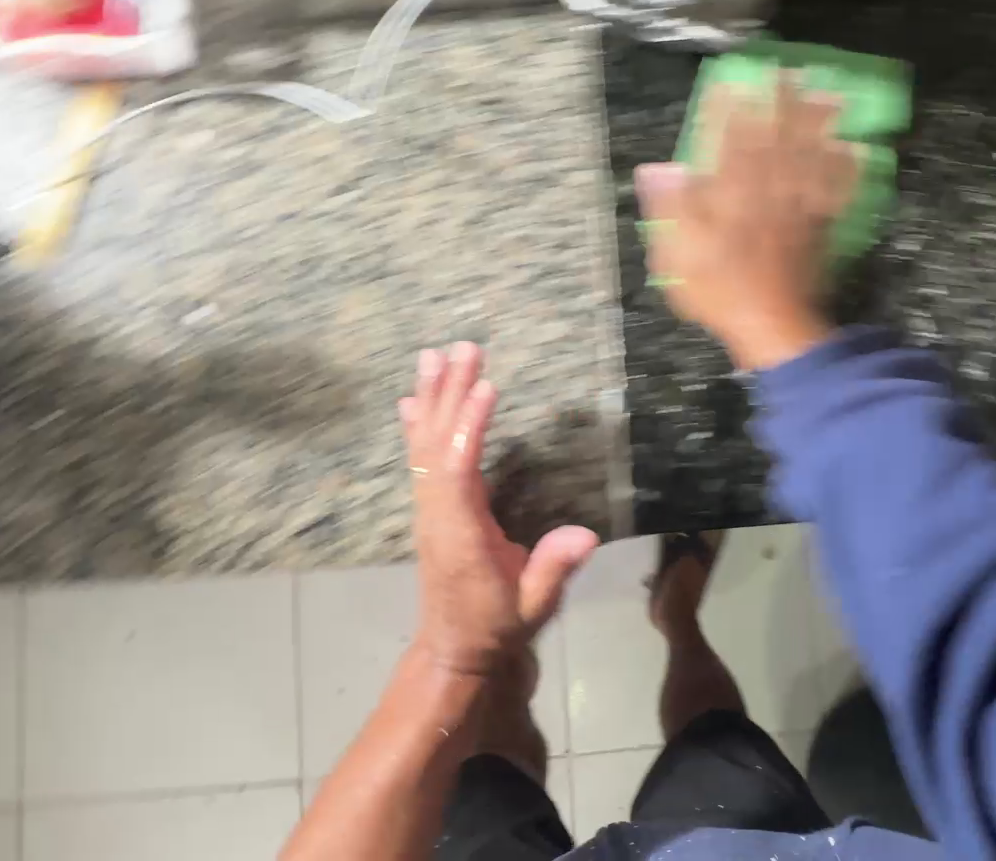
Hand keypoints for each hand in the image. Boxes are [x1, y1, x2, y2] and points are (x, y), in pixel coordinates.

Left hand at [400, 343, 599, 676]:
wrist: (454, 648)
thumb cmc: (496, 625)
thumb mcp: (532, 605)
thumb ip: (553, 568)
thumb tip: (585, 534)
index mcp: (460, 534)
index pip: (458, 472)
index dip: (468, 428)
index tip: (485, 387)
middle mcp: (437, 513)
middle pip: (437, 446)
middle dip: (449, 395)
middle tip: (463, 348)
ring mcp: (428, 508)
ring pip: (423, 446)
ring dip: (430, 399)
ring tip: (432, 356)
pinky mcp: (429, 507)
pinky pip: (418, 457)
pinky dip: (415, 424)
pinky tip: (410, 399)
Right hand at [634, 77, 855, 370]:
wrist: (771, 323)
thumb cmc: (719, 290)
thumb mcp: (676, 254)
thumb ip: (668, 208)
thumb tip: (656, 170)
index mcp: (728, 196)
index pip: (727, 142)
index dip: (728, 108)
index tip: (731, 80)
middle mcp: (766, 192)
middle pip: (775, 137)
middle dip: (779, 101)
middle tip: (787, 69)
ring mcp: (796, 208)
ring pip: (810, 155)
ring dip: (818, 123)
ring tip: (827, 92)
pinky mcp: (818, 227)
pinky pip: (837, 190)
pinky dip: (848, 169)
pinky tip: (857, 150)